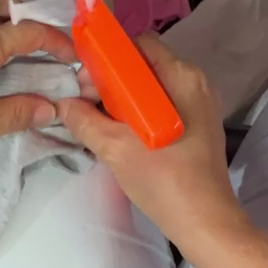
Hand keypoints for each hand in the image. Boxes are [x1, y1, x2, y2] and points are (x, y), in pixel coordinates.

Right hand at [56, 35, 246, 251]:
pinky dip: (138, 115)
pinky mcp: (197, 127)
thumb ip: (85, 121)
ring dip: (122, 101)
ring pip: (150, 89)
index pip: (138, 46)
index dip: (107, 57)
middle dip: (111, 81)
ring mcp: (199, 106)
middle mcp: (194, 83)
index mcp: (180, 78)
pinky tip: (120, 137)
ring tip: (98, 123)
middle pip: (144, 66)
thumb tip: (64, 104)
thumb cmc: (164, 180)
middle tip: (85, 105)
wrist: (204, 221)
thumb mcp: (115, 148)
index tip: (83, 80)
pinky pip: (160, 108)